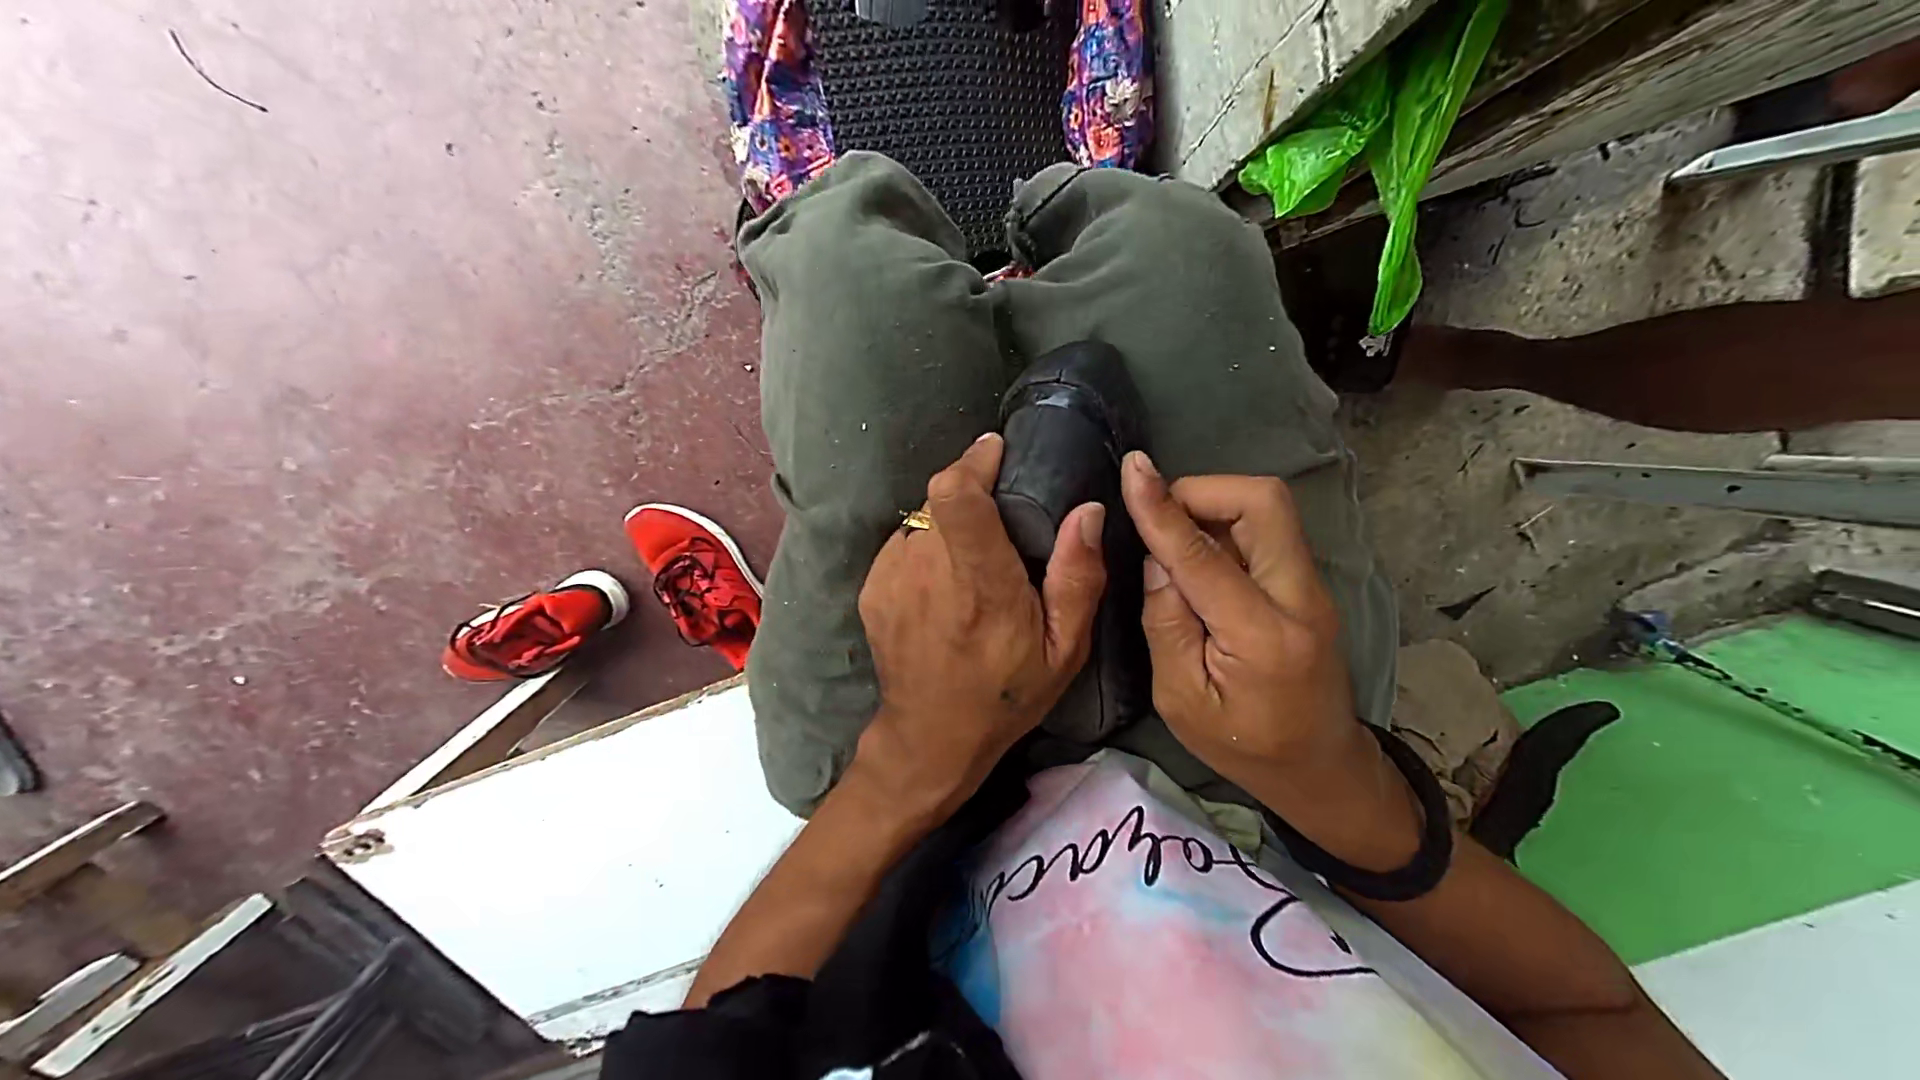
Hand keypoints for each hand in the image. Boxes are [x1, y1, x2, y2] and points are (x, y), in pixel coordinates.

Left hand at [853, 433, 1107, 820]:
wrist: (929, 736)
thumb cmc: (1005, 694)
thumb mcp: (1064, 649)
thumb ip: (1078, 576)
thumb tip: (1088, 510)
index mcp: (980, 585)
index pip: (957, 497)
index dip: (974, 461)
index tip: (996, 451)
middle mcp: (926, 571)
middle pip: (941, 497)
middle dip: (972, 494)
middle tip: (999, 527)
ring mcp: (891, 577)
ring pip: (923, 518)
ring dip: (949, 525)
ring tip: (971, 565)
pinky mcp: (871, 586)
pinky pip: (904, 541)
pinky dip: (926, 548)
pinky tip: (941, 587)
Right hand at [1118, 451, 1361, 791]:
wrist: (1322, 769)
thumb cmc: (1243, 747)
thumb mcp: (1180, 699)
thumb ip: (1165, 622)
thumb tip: (1156, 557)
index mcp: (1263, 637)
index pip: (1204, 554)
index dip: (1163, 508)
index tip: (1132, 469)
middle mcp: (1300, 598)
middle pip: (1262, 501)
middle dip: (1200, 490)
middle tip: (1158, 517)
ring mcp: (1312, 587)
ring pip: (1268, 507)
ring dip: (1213, 505)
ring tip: (1172, 537)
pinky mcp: (1308, 584)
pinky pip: (1267, 529)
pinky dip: (1225, 524)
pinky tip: (1198, 555)